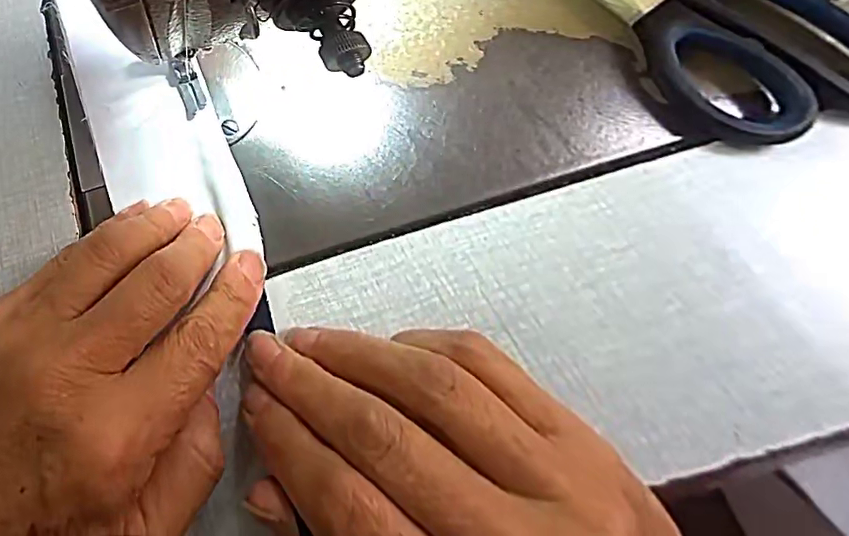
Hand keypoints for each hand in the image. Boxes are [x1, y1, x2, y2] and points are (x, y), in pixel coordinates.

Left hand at [0, 198, 265, 535]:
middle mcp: (69, 375)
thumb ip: (194, 458)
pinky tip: (129, 224)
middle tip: (215, 232)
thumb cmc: (37, 531)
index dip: (231, 296)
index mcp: (112, 436)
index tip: (248, 268)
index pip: (195, 343)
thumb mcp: (138, 530)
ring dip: (153, 225)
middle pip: (155, 284)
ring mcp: (29, 337)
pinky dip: (106, 233)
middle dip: (196, 249)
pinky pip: (66, 258)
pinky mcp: (3, 316)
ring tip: (179, 211)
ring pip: (108, 254)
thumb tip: (213, 378)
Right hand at [239, 328, 677, 535]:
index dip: (292, 447)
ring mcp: (566, 484)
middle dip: (309, 388)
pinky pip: (490, 364)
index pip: (355, 507)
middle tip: (269, 359)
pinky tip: (389, 342)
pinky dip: (426, 343)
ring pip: (436, 386)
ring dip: (357, 352)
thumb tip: (275, 485)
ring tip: (312, 340)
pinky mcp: (588, 442)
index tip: (260, 409)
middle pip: (386, 436)